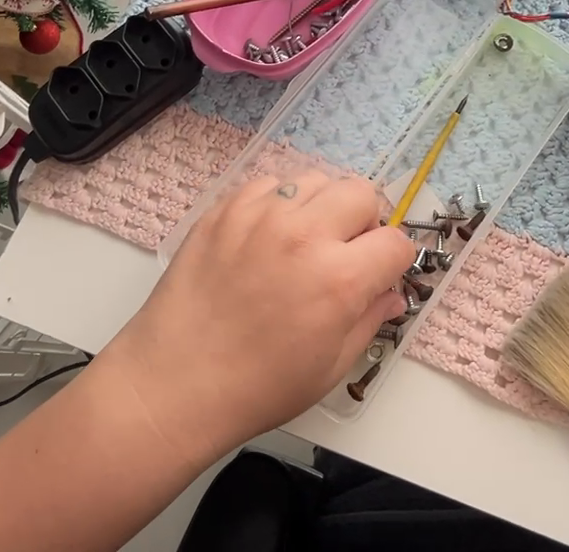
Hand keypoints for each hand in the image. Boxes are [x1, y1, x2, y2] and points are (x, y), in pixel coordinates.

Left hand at [98, 171, 414, 464]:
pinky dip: (278, 202)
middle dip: (363, 222)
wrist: (174, 384)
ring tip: (303, 240)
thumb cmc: (257, 387)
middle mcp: (304, 235)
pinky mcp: (226, 209)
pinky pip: (269, 183)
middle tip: (344, 252)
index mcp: (339, 280)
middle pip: (361, 194)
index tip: (378, 274)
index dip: (392, 261)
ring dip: (321, 206)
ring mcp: (261, 215)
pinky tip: (267, 236)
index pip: (395, 243)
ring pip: (316, 180)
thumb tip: (392, 292)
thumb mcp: (330, 366)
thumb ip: (370, 319)